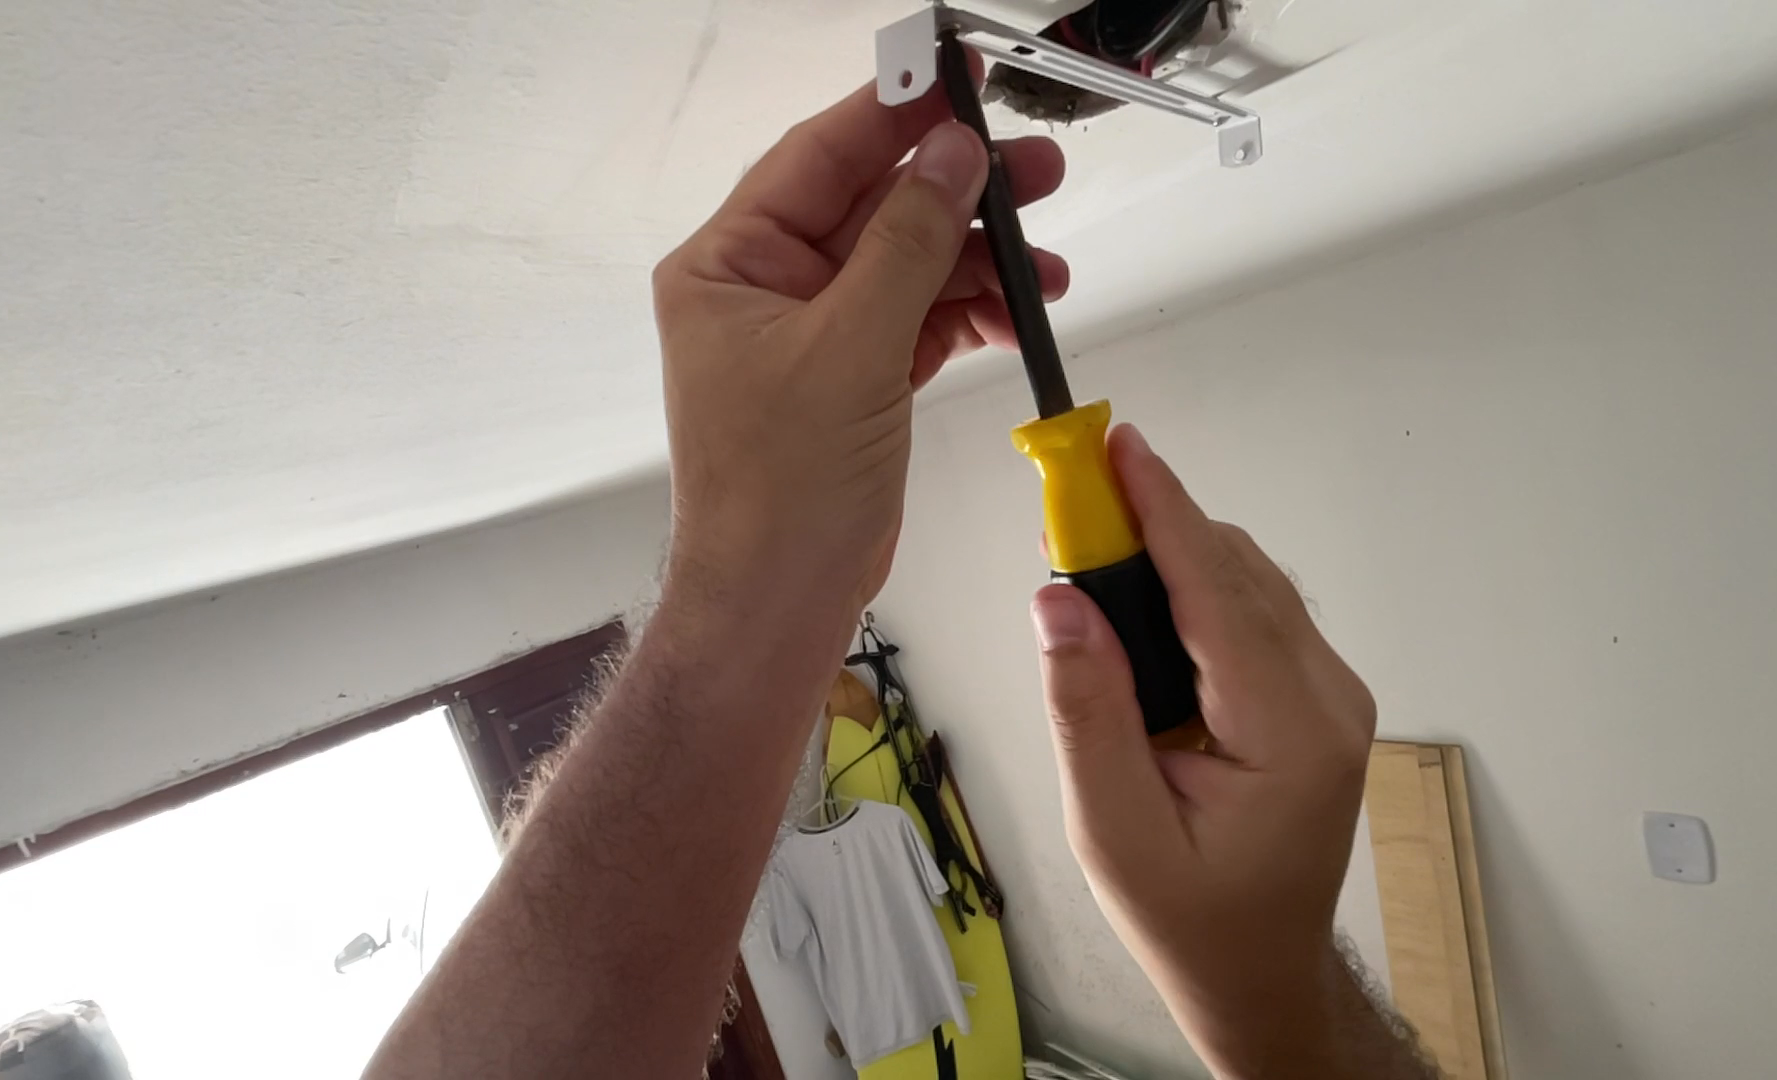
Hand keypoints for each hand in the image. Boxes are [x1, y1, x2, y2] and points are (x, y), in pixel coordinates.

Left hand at [652, 61, 1067, 630]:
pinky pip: (920, 323)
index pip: (818, 161)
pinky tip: (1019, 310)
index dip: (891, 116)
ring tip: (1045, 261)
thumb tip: (952, 155)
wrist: (785, 592)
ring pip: (907, 270)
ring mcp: (819, 337)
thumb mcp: (848, 347)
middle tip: (1034, 172)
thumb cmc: (785, 484)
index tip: (957, 81)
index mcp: (731, 266)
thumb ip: (904, 244)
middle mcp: (770, 292)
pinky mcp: (859, 378)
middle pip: (874, 212)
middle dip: (955, 194)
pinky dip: (968, 315)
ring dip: (975, 263)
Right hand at [1028, 424, 1380, 1076]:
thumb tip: (1057, 598)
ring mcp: (1329, 693)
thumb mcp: (1111, 827)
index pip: (1218, 593)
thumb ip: (1086, 709)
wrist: (1256, 969)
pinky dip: (1193, 579)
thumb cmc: (1182, 915)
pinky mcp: (1311, 695)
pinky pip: (1251, 608)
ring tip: (1094, 543)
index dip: (1164, 511)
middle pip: (1236, 573)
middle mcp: (1327, 697)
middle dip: (1156, 524)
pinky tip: (1142, 589)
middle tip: (1078, 503)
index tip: (1119, 447)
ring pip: (1247, 581)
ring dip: (1171, 548)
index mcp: (1288, 734)